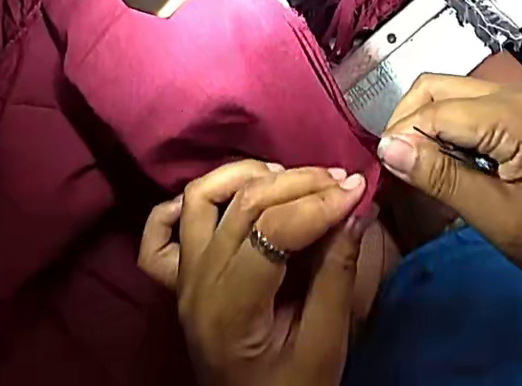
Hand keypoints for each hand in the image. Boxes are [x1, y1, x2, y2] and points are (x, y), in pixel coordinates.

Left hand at [136, 159, 368, 385]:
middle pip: (245, 203)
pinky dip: (194, 202)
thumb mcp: (325, 346)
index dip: (319, 201)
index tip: (358, 187)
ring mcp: (183, 276)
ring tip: (293, 178)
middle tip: (342, 179)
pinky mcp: (179, 275)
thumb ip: (338, 273)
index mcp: (230, 310)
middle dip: (300, 180)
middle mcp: (198, 284)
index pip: (273, 229)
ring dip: (250, 176)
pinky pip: (163, 229)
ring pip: (203, 197)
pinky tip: (230, 192)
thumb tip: (357, 208)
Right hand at [377, 73, 521, 296]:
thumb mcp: (500, 217)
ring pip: (448, 96)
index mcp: (508, 113)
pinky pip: (467, 110)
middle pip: (435, 88)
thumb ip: (442, 177)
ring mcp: (516, 101)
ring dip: (425, 127)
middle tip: (399, 171)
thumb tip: (388, 148)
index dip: (401, 140)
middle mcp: (510, 93)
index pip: (432, 110)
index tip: (384, 176)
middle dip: (408, 124)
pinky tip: (447, 167)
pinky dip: (447, 132)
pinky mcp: (519, 115)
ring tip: (420, 173)